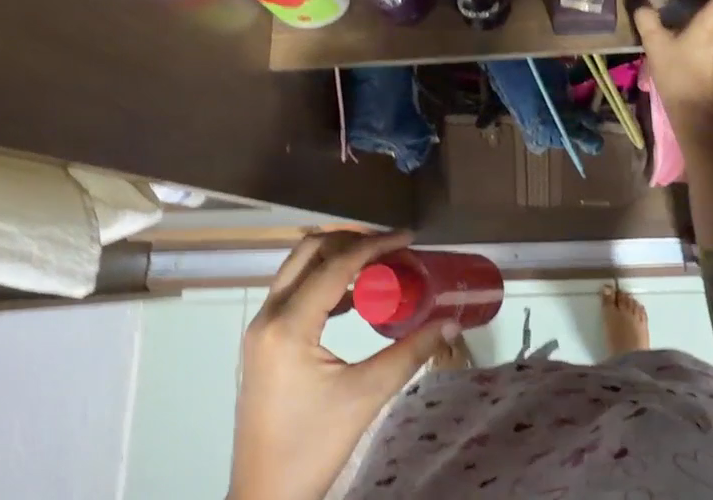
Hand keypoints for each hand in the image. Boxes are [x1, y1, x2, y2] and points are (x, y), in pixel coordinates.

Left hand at [229, 230, 456, 499]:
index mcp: (288, 325)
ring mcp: (260, 328)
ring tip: (379, 265)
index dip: (374, 246)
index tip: (408, 237)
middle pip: (308, 252)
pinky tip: (355, 296)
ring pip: (297, 268)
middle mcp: (267, 316)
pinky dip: (322, 281)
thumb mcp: (366, 395)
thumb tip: (452, 322)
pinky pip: (292, 292)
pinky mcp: (262, 341)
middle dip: (351, 241)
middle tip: (391, 247)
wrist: (266, 494)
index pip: (334, 265)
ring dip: (335, 258)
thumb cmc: (314, 444)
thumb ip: (411, 353)